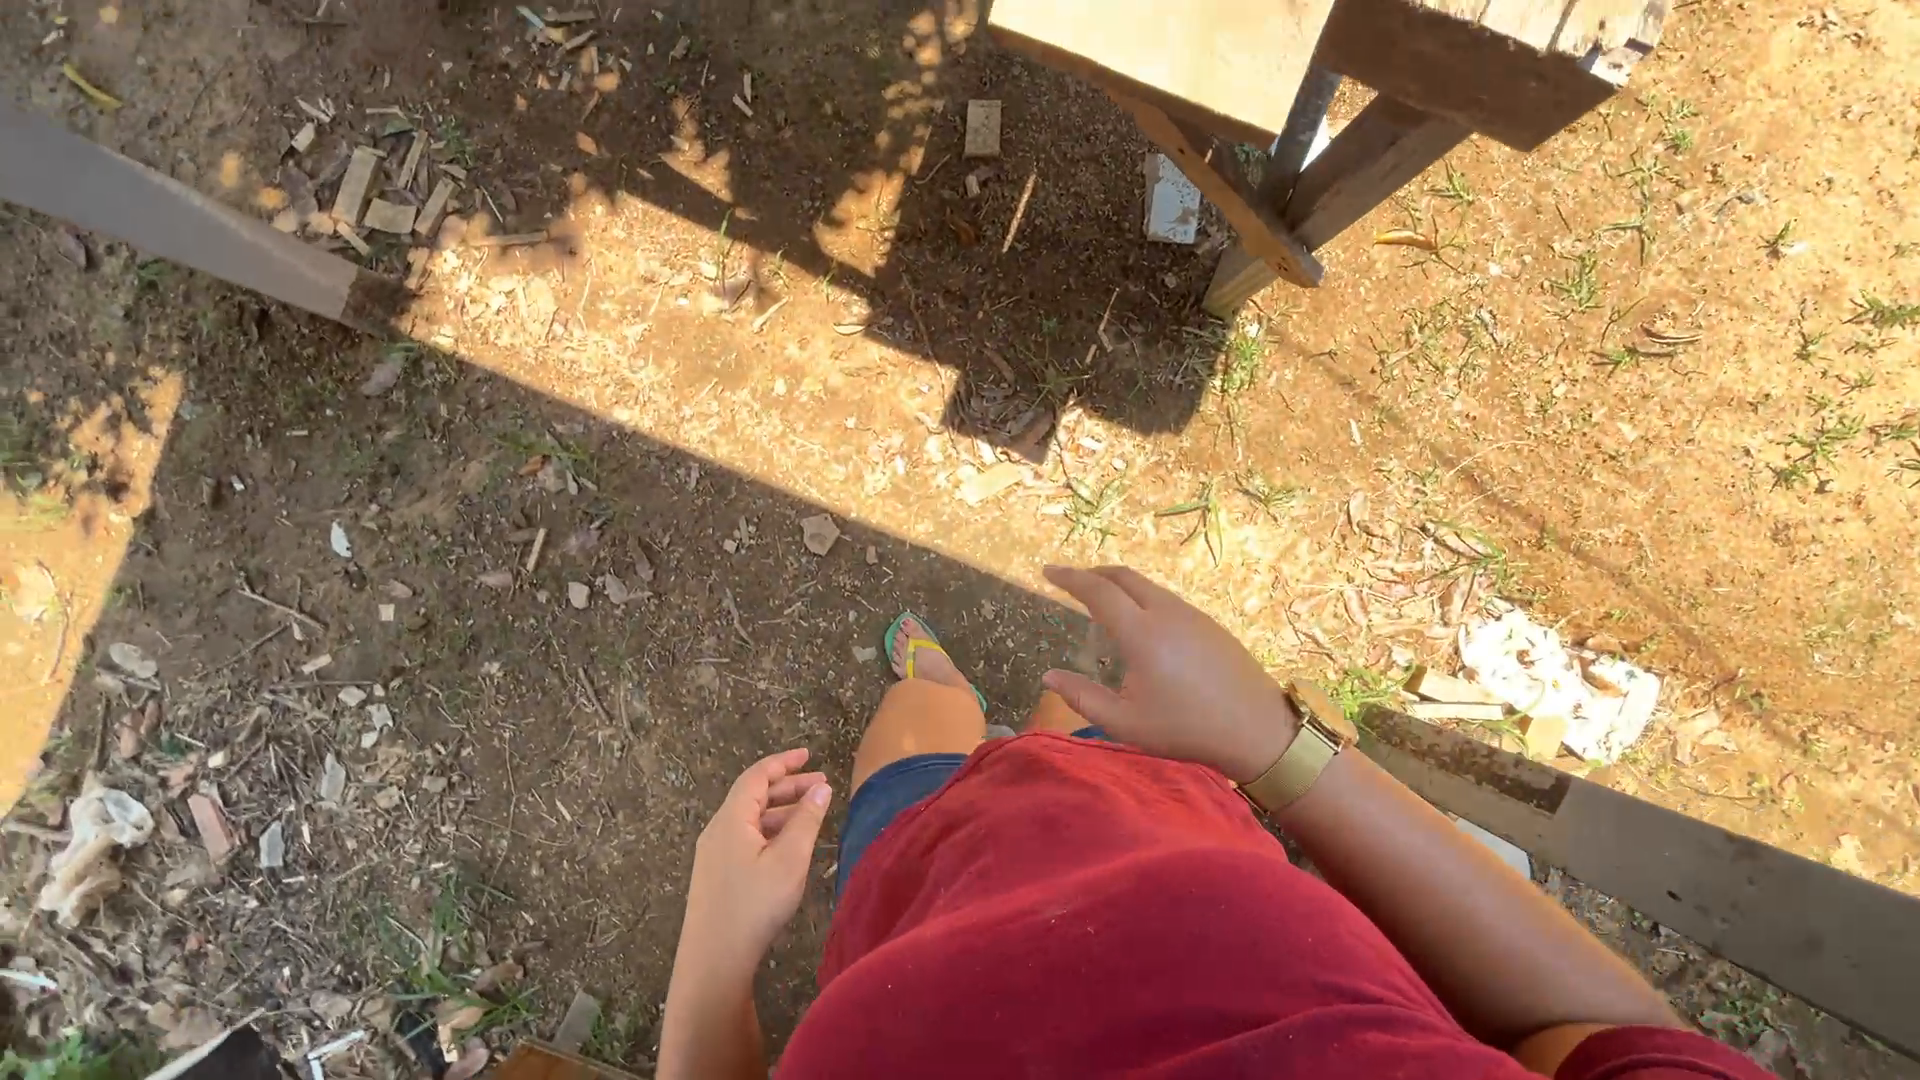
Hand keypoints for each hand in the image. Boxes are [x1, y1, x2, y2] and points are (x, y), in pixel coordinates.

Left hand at [680, 748, 832, 971]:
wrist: (712, 962)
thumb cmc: (754, 906)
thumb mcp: (790, 860)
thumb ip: (807, 820)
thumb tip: (821, 788)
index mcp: (732, 818)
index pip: (758, 776)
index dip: (784, 762)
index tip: (809, 755)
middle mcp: (719, 830)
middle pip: (754, 795)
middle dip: (789, 787)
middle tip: (822, 786)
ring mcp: (714, 854)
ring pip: (752, 819)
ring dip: (782, 811)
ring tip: (812, 814)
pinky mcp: (716, 875)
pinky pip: (746, 838)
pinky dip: (771, 831)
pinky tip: (790, 845)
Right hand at [1041, 565, 1299, 783]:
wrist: (1259, 730)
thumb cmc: (1186, 729)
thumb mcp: (1126, 723)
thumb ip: (1082, 698)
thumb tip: (1049, 676)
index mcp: (1141, 633)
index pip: (1097, 591)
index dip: (1069, 578)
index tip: (1048, 571)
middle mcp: (1166, 612)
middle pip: (1123, 577)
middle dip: (1092, 573)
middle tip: (1070, 580)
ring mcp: (1192, 614)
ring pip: (1147, 586)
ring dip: (1118, 584)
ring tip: (1101, 601)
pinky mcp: (1209, 624)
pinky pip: (1165, 598)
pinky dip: (1140, 597)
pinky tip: (1140, 622)